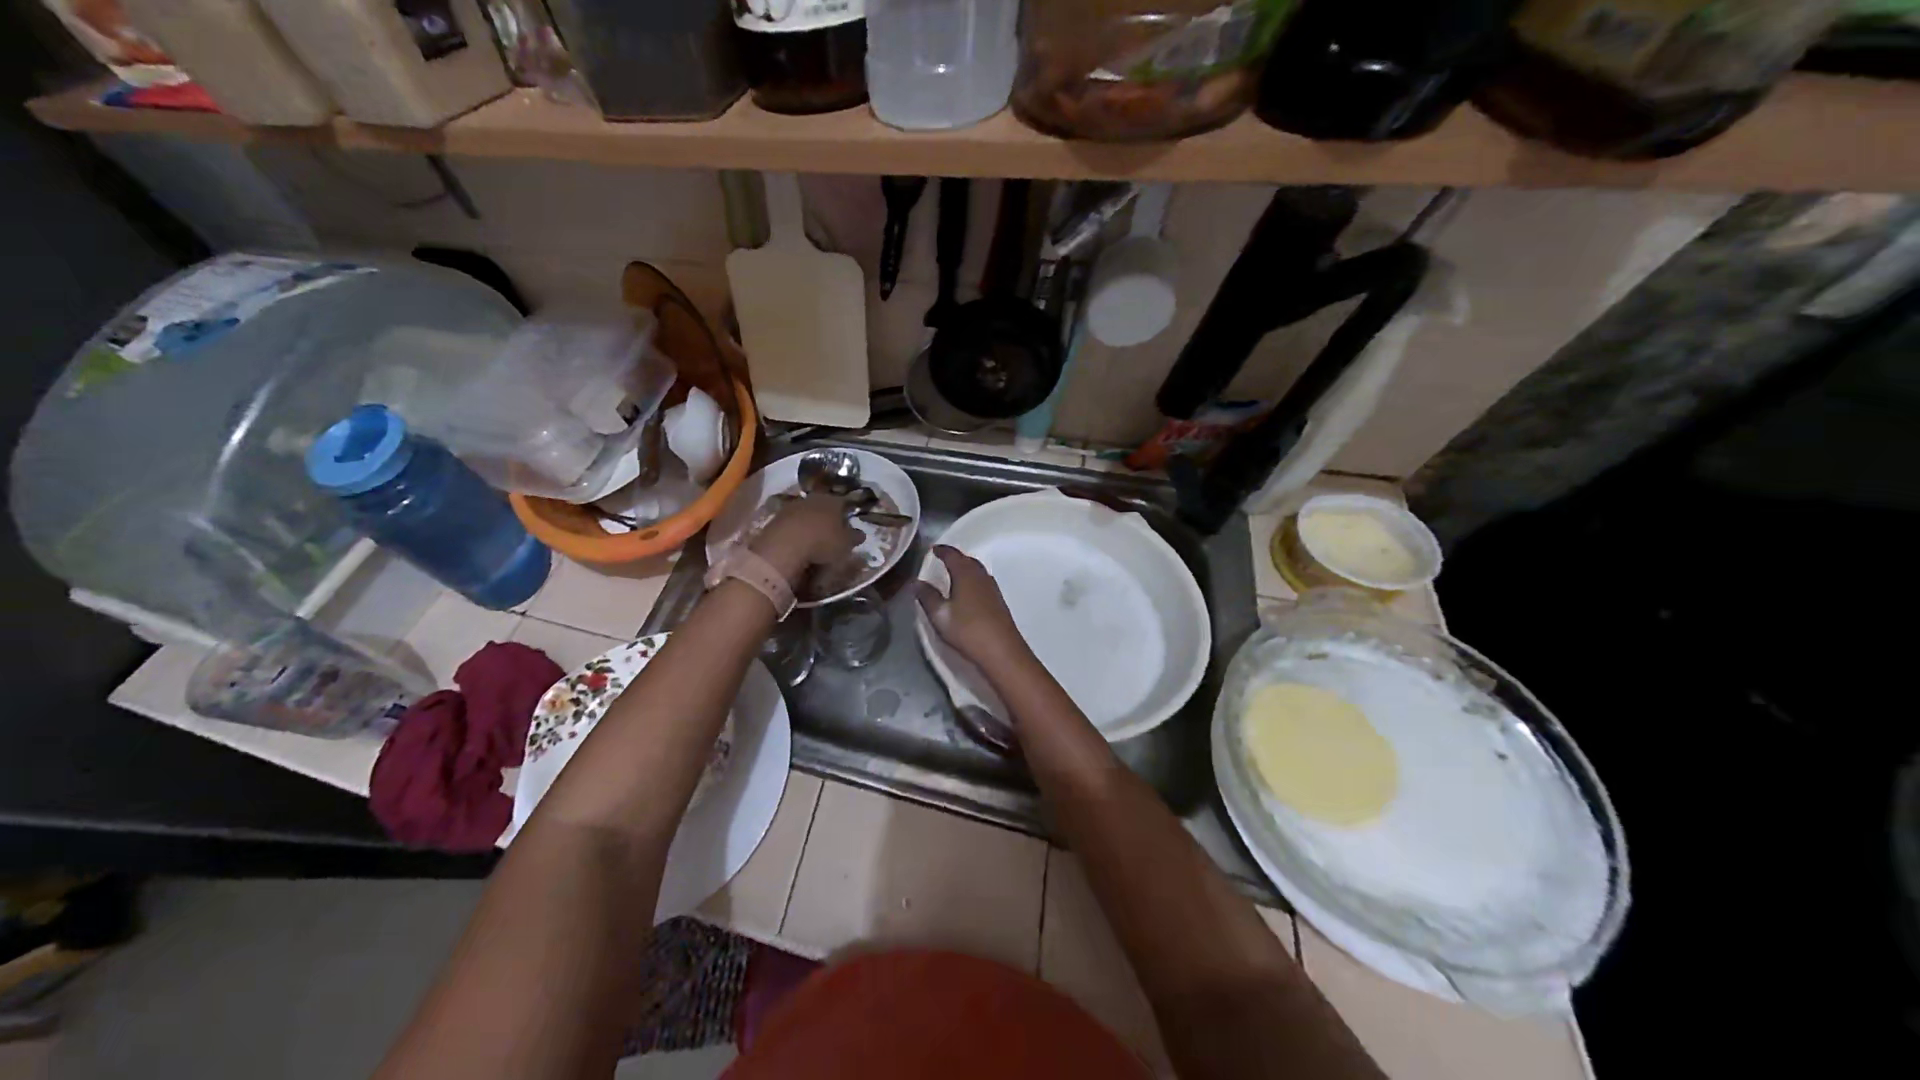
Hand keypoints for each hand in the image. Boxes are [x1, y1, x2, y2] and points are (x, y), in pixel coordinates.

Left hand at [749, 493, 859, 585]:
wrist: (784, 546)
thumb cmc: (823, 543)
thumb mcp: (845, 544)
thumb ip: (854, 537)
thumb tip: (860, 533)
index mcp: (832, 501)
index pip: (844, 503)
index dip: (847, 513)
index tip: (849, 524)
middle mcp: (812, 498)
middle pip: (823, 506)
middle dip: (827, 517)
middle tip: (832, 532)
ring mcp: (792, 507)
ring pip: (806, 513)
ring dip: (810, 523)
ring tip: (813, 539)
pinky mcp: (776, 518)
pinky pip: (791, 523)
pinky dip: (796, 531)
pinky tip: (797, 543)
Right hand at [912, 545, 1031, 673]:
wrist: (1001, 650)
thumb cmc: (967, 630)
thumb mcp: (940, 615)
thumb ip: (927, 596)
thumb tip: (916, 582)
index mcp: (965, 573)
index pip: (952, 555)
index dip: (942, 550)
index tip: (933, 549)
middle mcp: (981, 575)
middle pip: (967, 559)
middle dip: (954, 557)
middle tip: (942, 559)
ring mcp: (992, 587)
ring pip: (977, 570)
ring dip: (965, 568)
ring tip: (953, 573)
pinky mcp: (998, 600)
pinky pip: (982, 581)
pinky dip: (972, 579)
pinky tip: (968, 590)